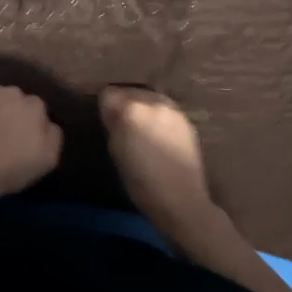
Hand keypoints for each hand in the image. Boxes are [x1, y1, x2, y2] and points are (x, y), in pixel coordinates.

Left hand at [0, 85, 62, 203]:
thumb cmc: (13, 168)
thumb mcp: (48, 159)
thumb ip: (54, 135)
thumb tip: (49, 122)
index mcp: (37, 107)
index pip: (40, 112)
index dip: (34, 126)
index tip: (25, 139)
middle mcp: (18, 93)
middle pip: (21, 100)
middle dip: (18, 112)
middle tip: (8, 133)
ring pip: (3, 97)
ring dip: (1, 107)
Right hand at [101, 86, 214, 227]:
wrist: (182, 200)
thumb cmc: (141, 182)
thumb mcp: (115, 151)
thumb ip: (113, 124)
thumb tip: (112, 112)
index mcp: (130, 109)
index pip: (108, 93)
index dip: (106, 109)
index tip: (108, 123)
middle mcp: (152, 101)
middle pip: (128, 90)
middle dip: (124, 104)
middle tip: (125, 126)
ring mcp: (172, 108)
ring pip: (147, 96)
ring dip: (142, 107)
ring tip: (143, 128)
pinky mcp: (186, 118)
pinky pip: (164, 107)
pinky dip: (158, 115)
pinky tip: (159, 133)